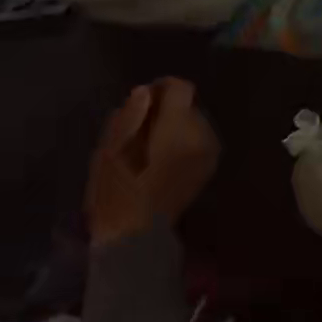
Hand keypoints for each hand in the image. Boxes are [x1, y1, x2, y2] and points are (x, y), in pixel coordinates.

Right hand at [86, 78, 219, 245]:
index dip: (163, 87)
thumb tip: (144, 91)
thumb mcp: (110, 152)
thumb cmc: (116, 193)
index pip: (182, 90)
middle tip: (138, 127)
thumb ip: (130, 117)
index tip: (143, 97)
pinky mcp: (211, 164)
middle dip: (166, 109)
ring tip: (148, 144)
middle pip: (188, 105)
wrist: (137, 234)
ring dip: (175, 125)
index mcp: (178, 130)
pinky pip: (200, 139)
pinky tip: (162, 156)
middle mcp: (202, 136)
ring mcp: (211, 151)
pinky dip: (184, 140)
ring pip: (195, 121)